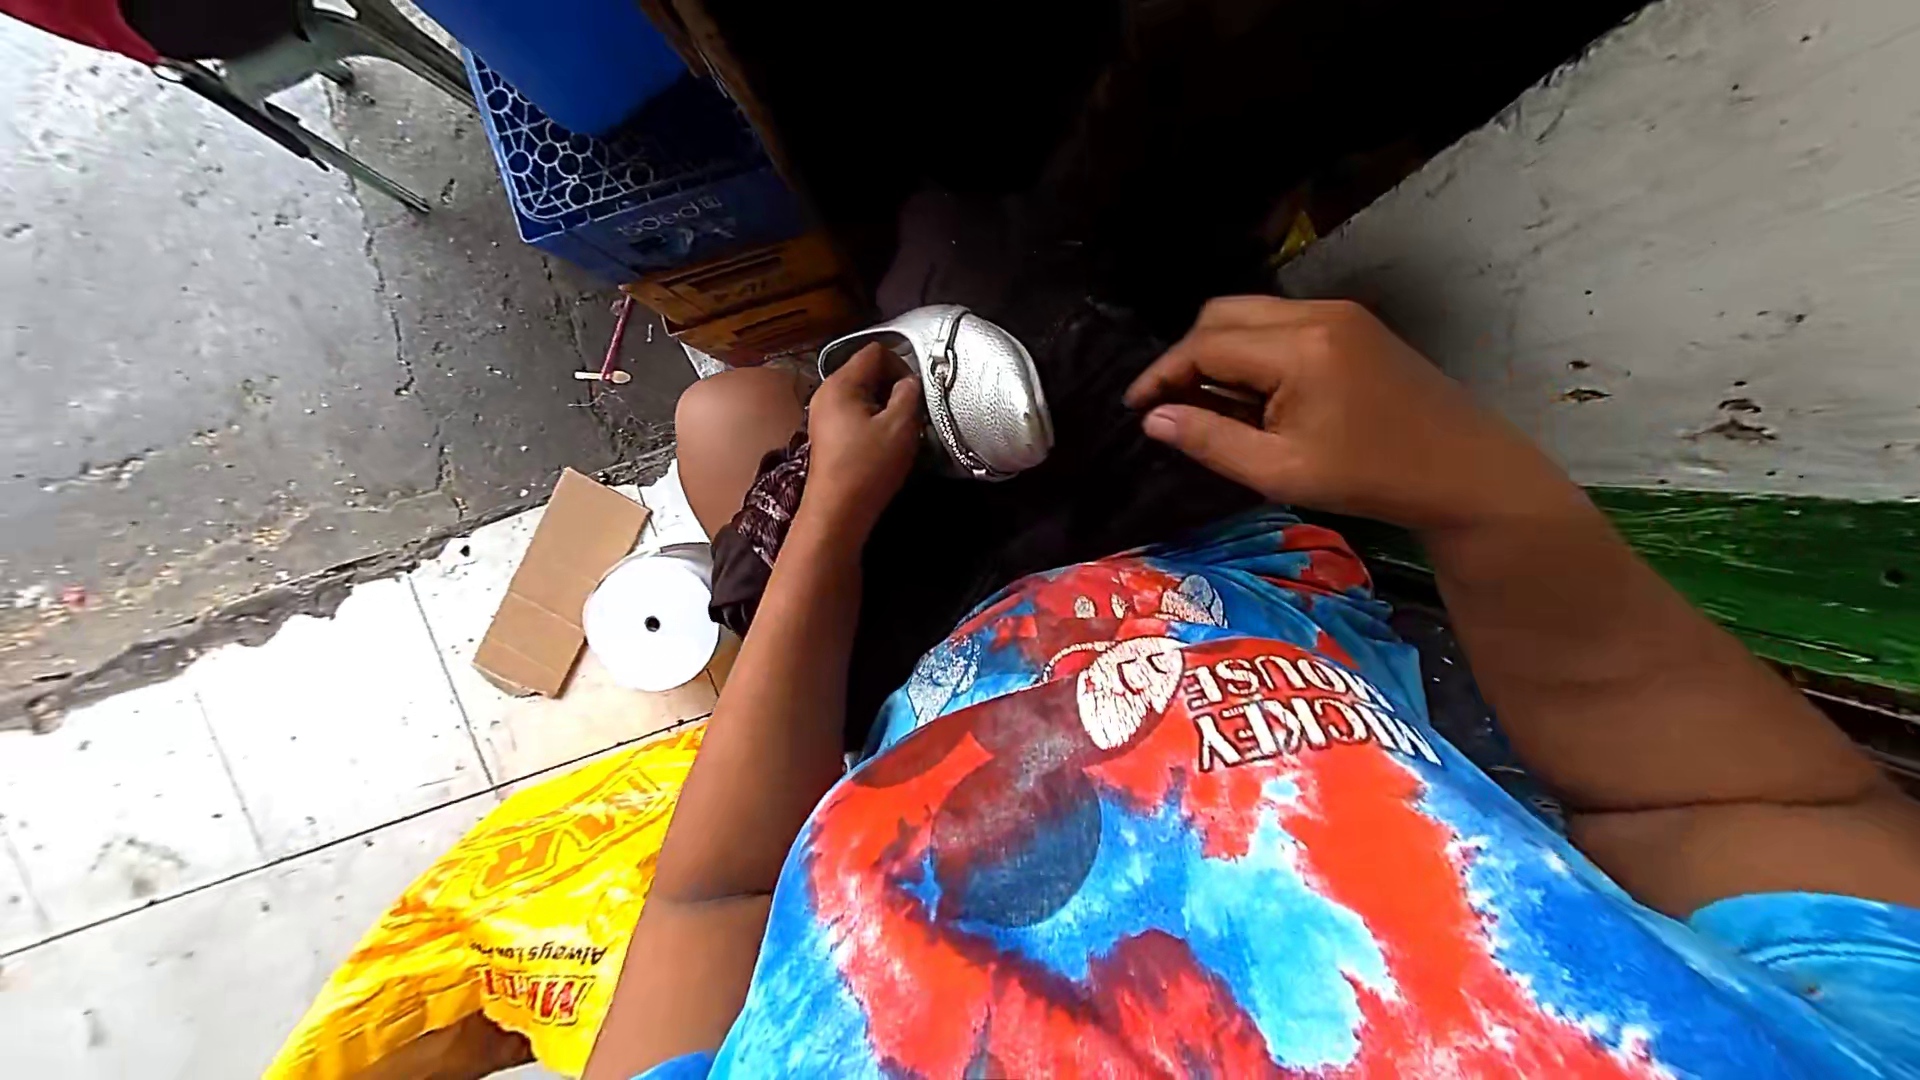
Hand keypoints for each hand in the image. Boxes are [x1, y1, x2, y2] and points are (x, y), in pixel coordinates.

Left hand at [801, 343, 923, 538]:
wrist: (838, 512)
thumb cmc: (868, 468)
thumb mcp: (900, 426)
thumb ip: (910, 394)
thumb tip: (911, 382)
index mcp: (840, 383)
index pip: (876, 352)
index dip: (902, 366)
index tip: (915, 394)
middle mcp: (826, 393)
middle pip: (868, 372)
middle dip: (894, 389)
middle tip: (911, 416)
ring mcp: (823, 415)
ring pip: (863, 396)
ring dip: (886, 409)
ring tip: (899, 433)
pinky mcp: (827, 436)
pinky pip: (855, 415)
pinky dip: (872, 423)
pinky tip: (883, 446)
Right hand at [1125, 297, 1582, 534]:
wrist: (1464, 472)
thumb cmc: (1368, 478)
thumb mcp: (1276, 471)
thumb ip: (1208, 440)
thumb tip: (1152, 419)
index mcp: (1298, 349)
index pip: (1204, 345)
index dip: (1160, 374)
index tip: (1133, 407)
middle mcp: (1316, 314)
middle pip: (1221, 315)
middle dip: (1183, 357)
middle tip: (1167, 404)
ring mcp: (1338, 314)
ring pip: (1247, 315)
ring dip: (1214, 352)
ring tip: (1202, 402)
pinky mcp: (1350, 325)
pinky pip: (1276, 325)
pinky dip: (1246, 352)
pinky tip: (1246, 393)